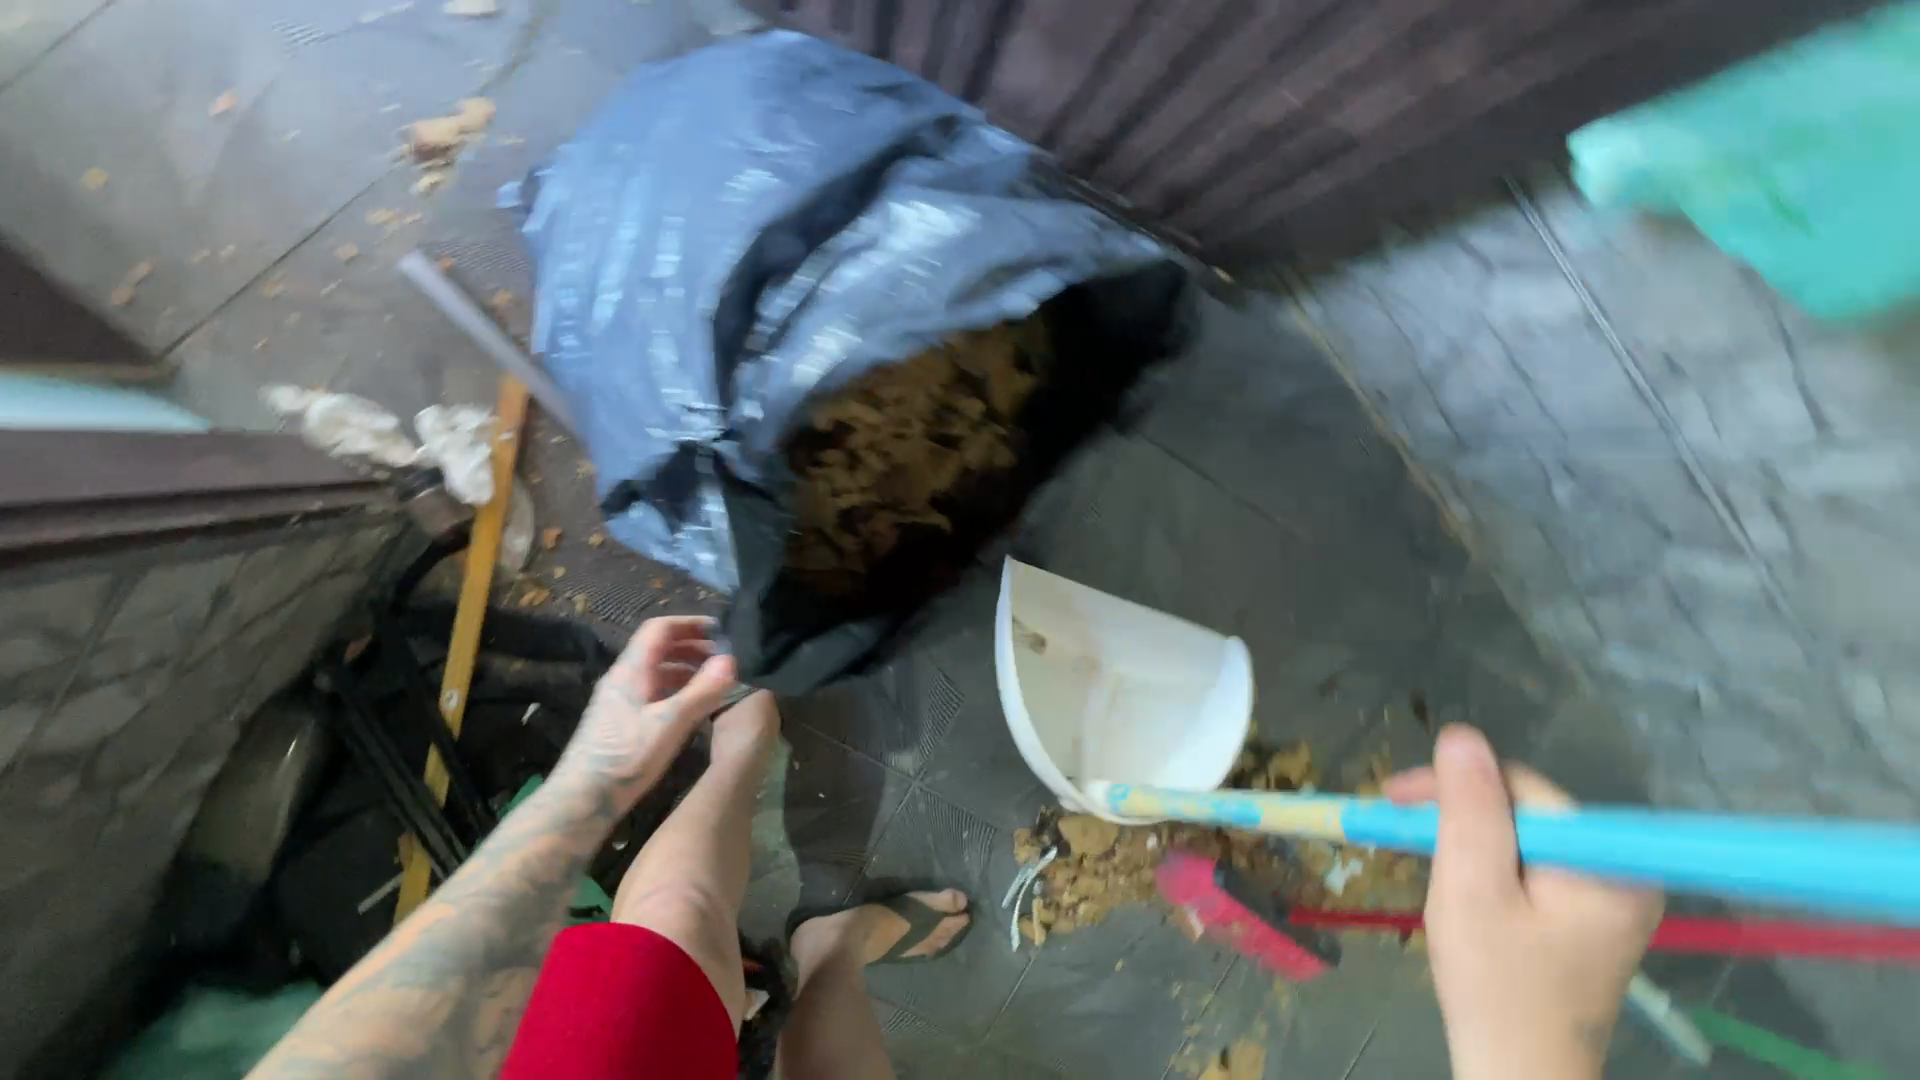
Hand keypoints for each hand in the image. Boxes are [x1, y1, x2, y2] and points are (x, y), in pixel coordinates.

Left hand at [557, 616, 737, 800]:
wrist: (583, 799)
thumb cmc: (627, 756)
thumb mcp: (671, 723)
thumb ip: (702, 691)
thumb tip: (731, 659)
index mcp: (631, 669)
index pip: (660, 628)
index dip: (690, 623)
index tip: (720, 630)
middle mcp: (623, 677)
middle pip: (659, 647)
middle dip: (692, 646)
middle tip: (724, 656)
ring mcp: (620, 699)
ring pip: (656, 670)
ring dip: (686, 668)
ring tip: (714, 679)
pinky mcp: (622, 719)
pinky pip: (653, 690)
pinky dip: (677, 688)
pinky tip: (693, 705)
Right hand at [1382, 724, 1661, 1079]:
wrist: (1518, 1072)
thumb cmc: (1495, 982)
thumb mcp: (1471, 887)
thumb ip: (1469, 807)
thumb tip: (1462, 734)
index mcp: (1608, 863)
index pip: (1523, 789)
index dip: (1453, 785)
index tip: (1393, 799)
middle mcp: (1622, 872)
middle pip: (1524, 810)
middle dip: (1456, 812)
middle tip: (1395, 826)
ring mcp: (1609, 897)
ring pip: (1521, 836)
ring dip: (1464, 836)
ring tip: (1418, 852)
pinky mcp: (1588, 918)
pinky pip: (1528, 864)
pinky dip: (1484, 862)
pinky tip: (1455, 879)